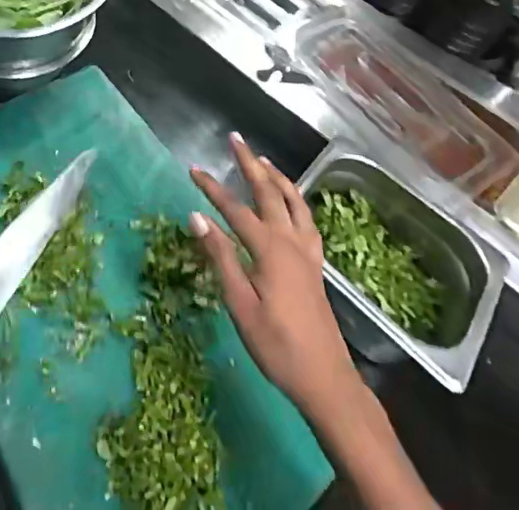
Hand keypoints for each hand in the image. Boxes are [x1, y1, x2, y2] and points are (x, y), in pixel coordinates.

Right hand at [189, 133, 357, 415]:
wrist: (325, 378)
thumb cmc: (276, 346)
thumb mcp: (240, 304)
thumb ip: (220, 257)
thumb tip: (196, 217)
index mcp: (270, 250)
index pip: (235, 209)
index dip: (212, 188)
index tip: (193, 169)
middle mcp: (291, 242)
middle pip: (269, 193)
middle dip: (250, 164)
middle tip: (236, 139)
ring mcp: (307, 252)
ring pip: (293, 201)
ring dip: (276, 177)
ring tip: (262, 160)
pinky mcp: (316, 264)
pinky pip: (306, 219)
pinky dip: (296, 200)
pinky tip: (291, 202)